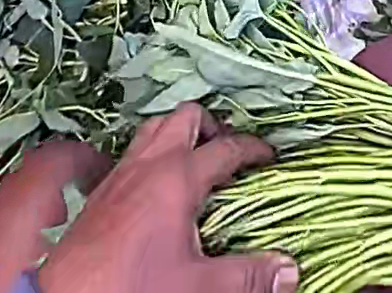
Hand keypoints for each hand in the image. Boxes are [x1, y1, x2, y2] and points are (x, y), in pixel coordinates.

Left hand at [38, 104, 296, 292]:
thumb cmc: (131, 288)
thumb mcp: (196, 288)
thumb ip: (245, 276)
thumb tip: (289, 270)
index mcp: (178, 175)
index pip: (226, 148)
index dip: (253, 149)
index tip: (270, 156)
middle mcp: (150, 161)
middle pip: (188, 116)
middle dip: (213, 126)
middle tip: (227, 151)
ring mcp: (122, 169)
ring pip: (158, 124)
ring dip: (180, 131)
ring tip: (196, 156)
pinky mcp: (102, 186)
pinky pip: (135, 147)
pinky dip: (155, 148)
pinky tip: (157, 181)